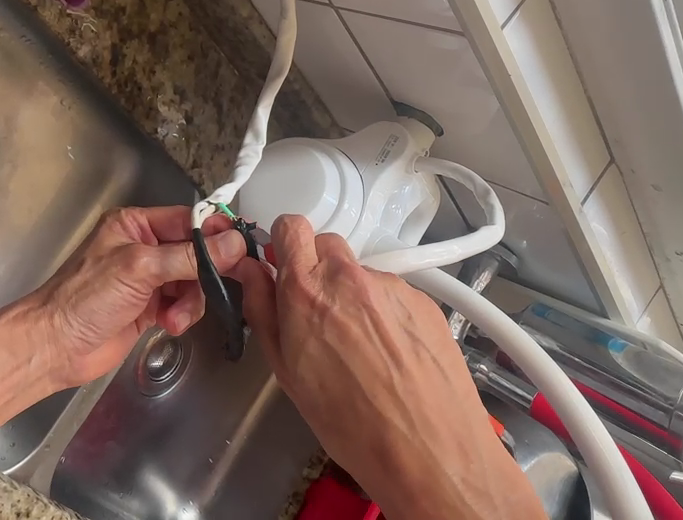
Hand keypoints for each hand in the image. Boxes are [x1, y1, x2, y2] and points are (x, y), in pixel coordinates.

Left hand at [13, 205, 245, 390]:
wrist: (57, 345)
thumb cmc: (87, 297)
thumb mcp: (139, 268)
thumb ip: (187, 257)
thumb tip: (233, 243)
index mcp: (135, 225)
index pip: (186, 219)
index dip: (213, 233)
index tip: (241, 248)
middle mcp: (143, 247)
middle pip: (194, 251)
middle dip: (203, 273)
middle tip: (217, 288)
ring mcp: (147, 278)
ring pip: (192, 281)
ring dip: (191, 300)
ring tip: (175, 316)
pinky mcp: (150, 307)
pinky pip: (182, 304)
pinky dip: (182, 314)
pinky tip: (168, 325)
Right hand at [232, 215, 544, 519]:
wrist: (432, 456)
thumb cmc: (351, 424)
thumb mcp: (285, 371)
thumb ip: (261, 309)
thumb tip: (251, 272)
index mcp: (306, 289)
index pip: (290, 226)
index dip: (285, 242)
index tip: (286, 263)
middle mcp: (347, 277)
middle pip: (325, 244)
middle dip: (318, 267)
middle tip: (321, 310)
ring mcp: (389, 287)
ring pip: (360, 272)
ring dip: (354, 294)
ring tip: (364, 346)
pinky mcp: (423, 301)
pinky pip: (393, 293)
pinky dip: (387, 313)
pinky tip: (392, 354)